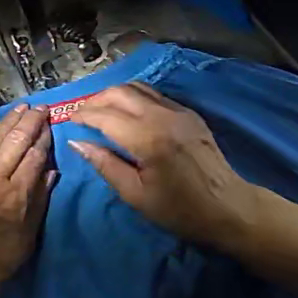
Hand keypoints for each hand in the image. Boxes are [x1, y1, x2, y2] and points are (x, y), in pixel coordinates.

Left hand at [0, 104, 54, 297]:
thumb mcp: (24, 242)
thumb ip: (39, 202)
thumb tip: (51, 170)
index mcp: (10, 199)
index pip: (33, 157)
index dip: (44, 139)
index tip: (53, 125)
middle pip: (12, 140)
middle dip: (28, 122)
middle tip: (41, 107)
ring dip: (8, 122)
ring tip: (22, 109)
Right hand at [68, 82, 264, 249]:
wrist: (230, 208)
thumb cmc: (180, 210)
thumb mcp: (136, 195)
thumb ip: (105, 165)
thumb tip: (77, 143)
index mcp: (148, 138)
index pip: (105, 116)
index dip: (83, 115)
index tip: (68, 120)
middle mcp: (163, 116)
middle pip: (120, 92)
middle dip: (95, 99)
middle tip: (81, 113)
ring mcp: (179, 111)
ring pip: (138, 88)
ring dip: (114, 94)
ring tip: (100, 109)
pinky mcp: (189, 113)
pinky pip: (154, 95)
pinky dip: (134, 97)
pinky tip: (127, 112)